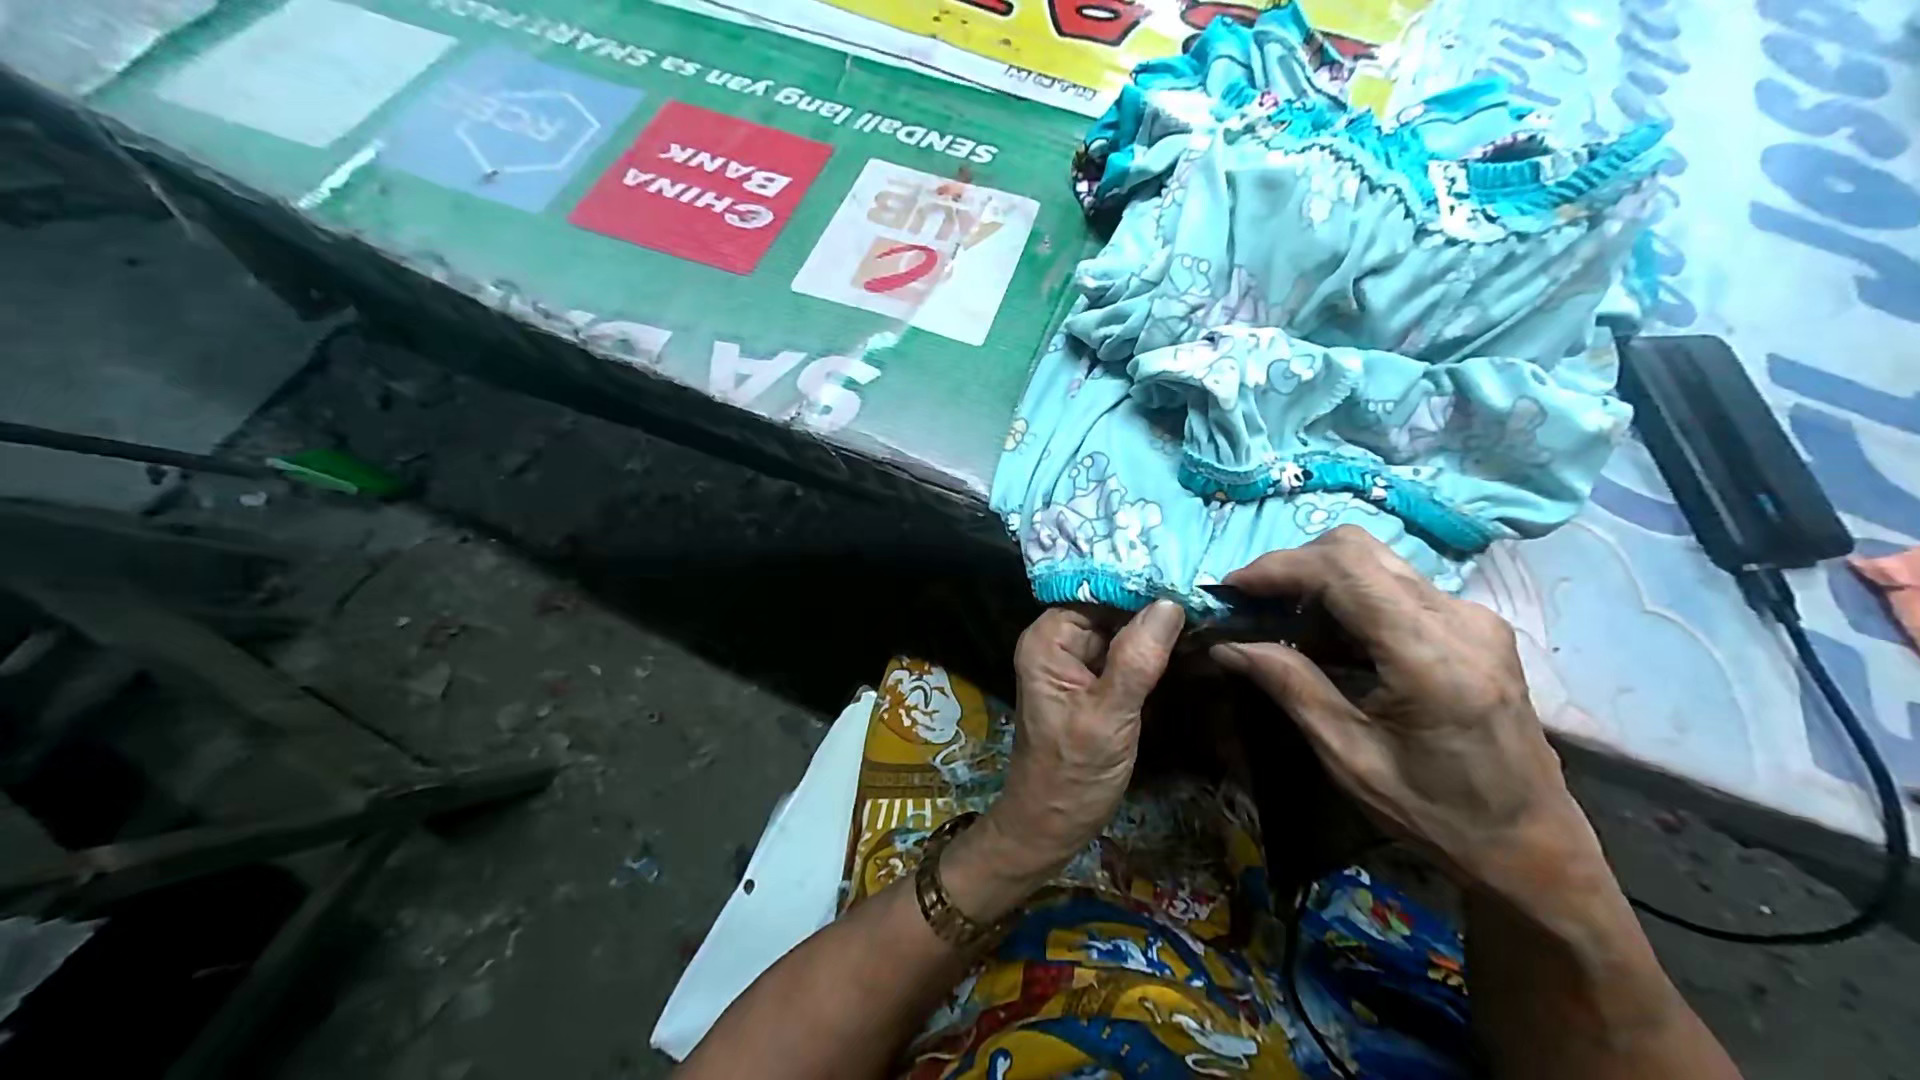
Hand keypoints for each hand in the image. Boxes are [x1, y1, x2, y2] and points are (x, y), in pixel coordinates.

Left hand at [964, 603, 1183, 897]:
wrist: (1052, 825)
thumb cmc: (1072, 774)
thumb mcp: (1107, 716)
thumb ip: (1137, 659)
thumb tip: (1170, 602)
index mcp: (1048, 639)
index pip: (1097, 592)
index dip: (1140, 585)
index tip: (1190, 579)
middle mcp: (1060, 641)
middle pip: (1112, 607)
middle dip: (1155, 604)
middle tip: (1210, 596)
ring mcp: (1078, 662)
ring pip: (1124, 629)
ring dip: (1160, 626)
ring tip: (1210, 612)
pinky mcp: (1097, 682)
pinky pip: (1128, 654)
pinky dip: (1155, 651)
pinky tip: (1192, 642)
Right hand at [1210, 527, 1591, 891]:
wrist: (1532, 842)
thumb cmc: (1434, 812)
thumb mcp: (1347, 756)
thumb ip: (1289, 686)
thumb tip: (1226, 646)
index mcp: (1429, 657)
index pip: (1343, 569)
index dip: (1277, 567)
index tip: (1229, 589)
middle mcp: (1458, 619)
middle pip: (1357, 548)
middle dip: (1292, 564)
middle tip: (1252, 602)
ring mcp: (1472, 616)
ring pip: (1374, 558)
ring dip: (1317, 577)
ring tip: (1282, 620)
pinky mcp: (1473, 622)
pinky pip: (1393, 582)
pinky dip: (1346, 593)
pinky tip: (1328, 635)